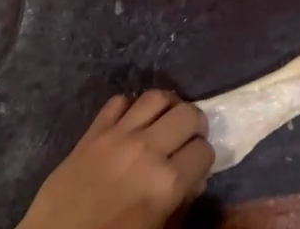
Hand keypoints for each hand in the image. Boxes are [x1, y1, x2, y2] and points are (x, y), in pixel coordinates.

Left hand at [18, 91, 213, 228]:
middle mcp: (148, 150)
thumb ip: (180, 203)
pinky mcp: (94, 129)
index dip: (204, 156)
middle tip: (190, 136)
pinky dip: (131, 107)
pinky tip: (131, 123)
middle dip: (195, 124)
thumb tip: (194, 179)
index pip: (204, 150)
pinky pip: (120, 101)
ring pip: (156, 97)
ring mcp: (119, 135)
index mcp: (167, 183)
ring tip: (166, 120)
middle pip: (187, 114)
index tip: (198, 164)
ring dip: (168, 106)